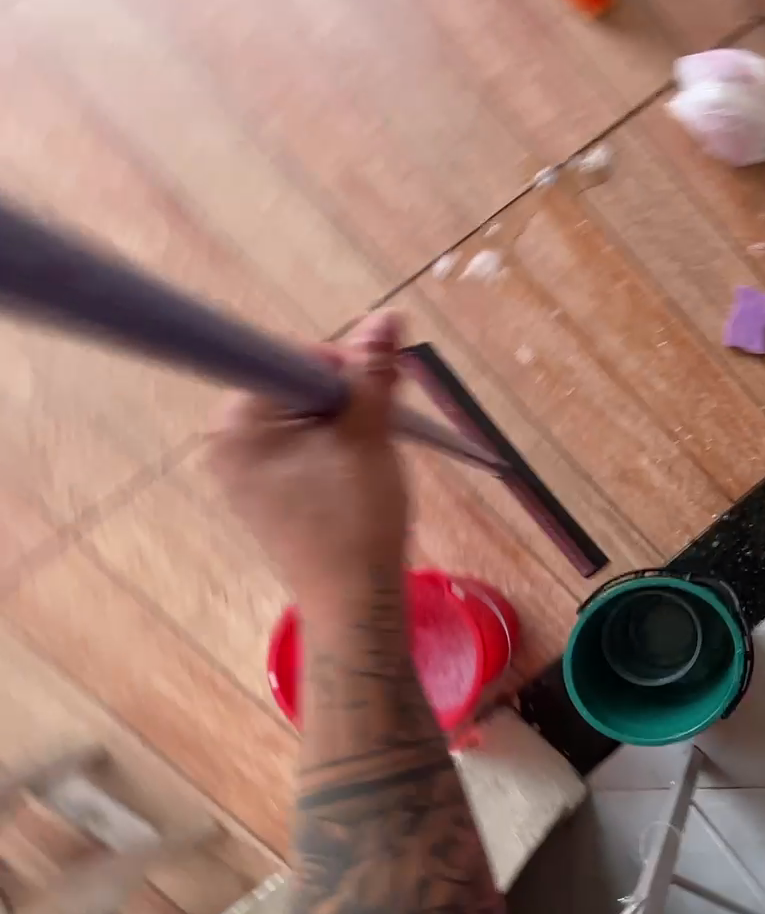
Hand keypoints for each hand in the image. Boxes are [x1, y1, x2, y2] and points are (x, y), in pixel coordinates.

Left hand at [207, 311, 409, 611]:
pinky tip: (363, 471)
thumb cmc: (359, 517)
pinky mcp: (268, 493)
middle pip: (291, 388)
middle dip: (347, 397)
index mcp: (238, 425)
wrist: (354, 596)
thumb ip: (373, 377)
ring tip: (379, 452)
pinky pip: (301, 449)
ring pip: (302, 419)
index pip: (281, 361)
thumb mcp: (371, 440)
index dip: (337, 365)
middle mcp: (227, 442)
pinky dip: (337, 448)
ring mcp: (245, 471)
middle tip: (389, 422)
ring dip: (347, 423)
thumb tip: (386, 316)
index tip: (379, 387)